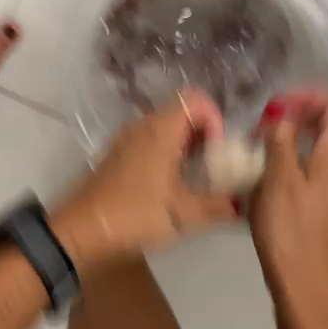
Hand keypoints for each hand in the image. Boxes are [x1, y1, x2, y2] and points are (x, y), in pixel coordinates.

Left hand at [50, 90, 239, 268]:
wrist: (83, 229)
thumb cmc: (136, 215)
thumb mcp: (185, 214)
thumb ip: (220, 204)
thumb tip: (244, 203)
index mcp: (160, 129)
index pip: (197, 100)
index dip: (216, 120)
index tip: (218, 153)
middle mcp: (142, 125)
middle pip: (182, 112)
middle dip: (205, 135)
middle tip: (214, 170)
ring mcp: (127, 138)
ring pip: (166, 127)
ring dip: (186, 146)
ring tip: (197, 180)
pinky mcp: (117, 154)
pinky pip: (150, 141)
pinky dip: (167, 154)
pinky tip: (172, 186)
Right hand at [249, 88, 327, 319]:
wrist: (307, 289)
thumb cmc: (290, 232)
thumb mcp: (277, 179)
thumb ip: (281, 139)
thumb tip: (282, 114)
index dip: (308, 96)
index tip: (275, 106)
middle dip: (296, 115)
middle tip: (261, 125)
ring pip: (322, 148)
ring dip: (292, 138)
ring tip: (258, 147)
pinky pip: (316, 168)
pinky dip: (293, 159)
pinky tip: (266, 175)